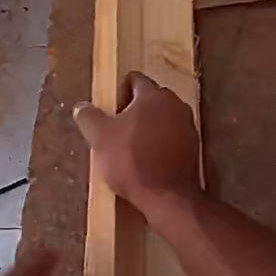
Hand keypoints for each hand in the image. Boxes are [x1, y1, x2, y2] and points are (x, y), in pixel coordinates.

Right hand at [73, 72, 200, 206]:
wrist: (168, 196)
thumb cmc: (131, 160)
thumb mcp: (100, 137)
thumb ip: (89, 117)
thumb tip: (82, 107)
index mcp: (154, 95)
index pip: (134, 79)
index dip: (117, 93)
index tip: (108, 112)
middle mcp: (176, 104)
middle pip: (149, 100)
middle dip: (132, 112)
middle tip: (116, 132)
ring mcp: (188, 125)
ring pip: (161, 119)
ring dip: (147, 128)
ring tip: (131, 149)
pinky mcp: (194, 147)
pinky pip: (172, 137)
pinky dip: (160, 143)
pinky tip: (148, 161)